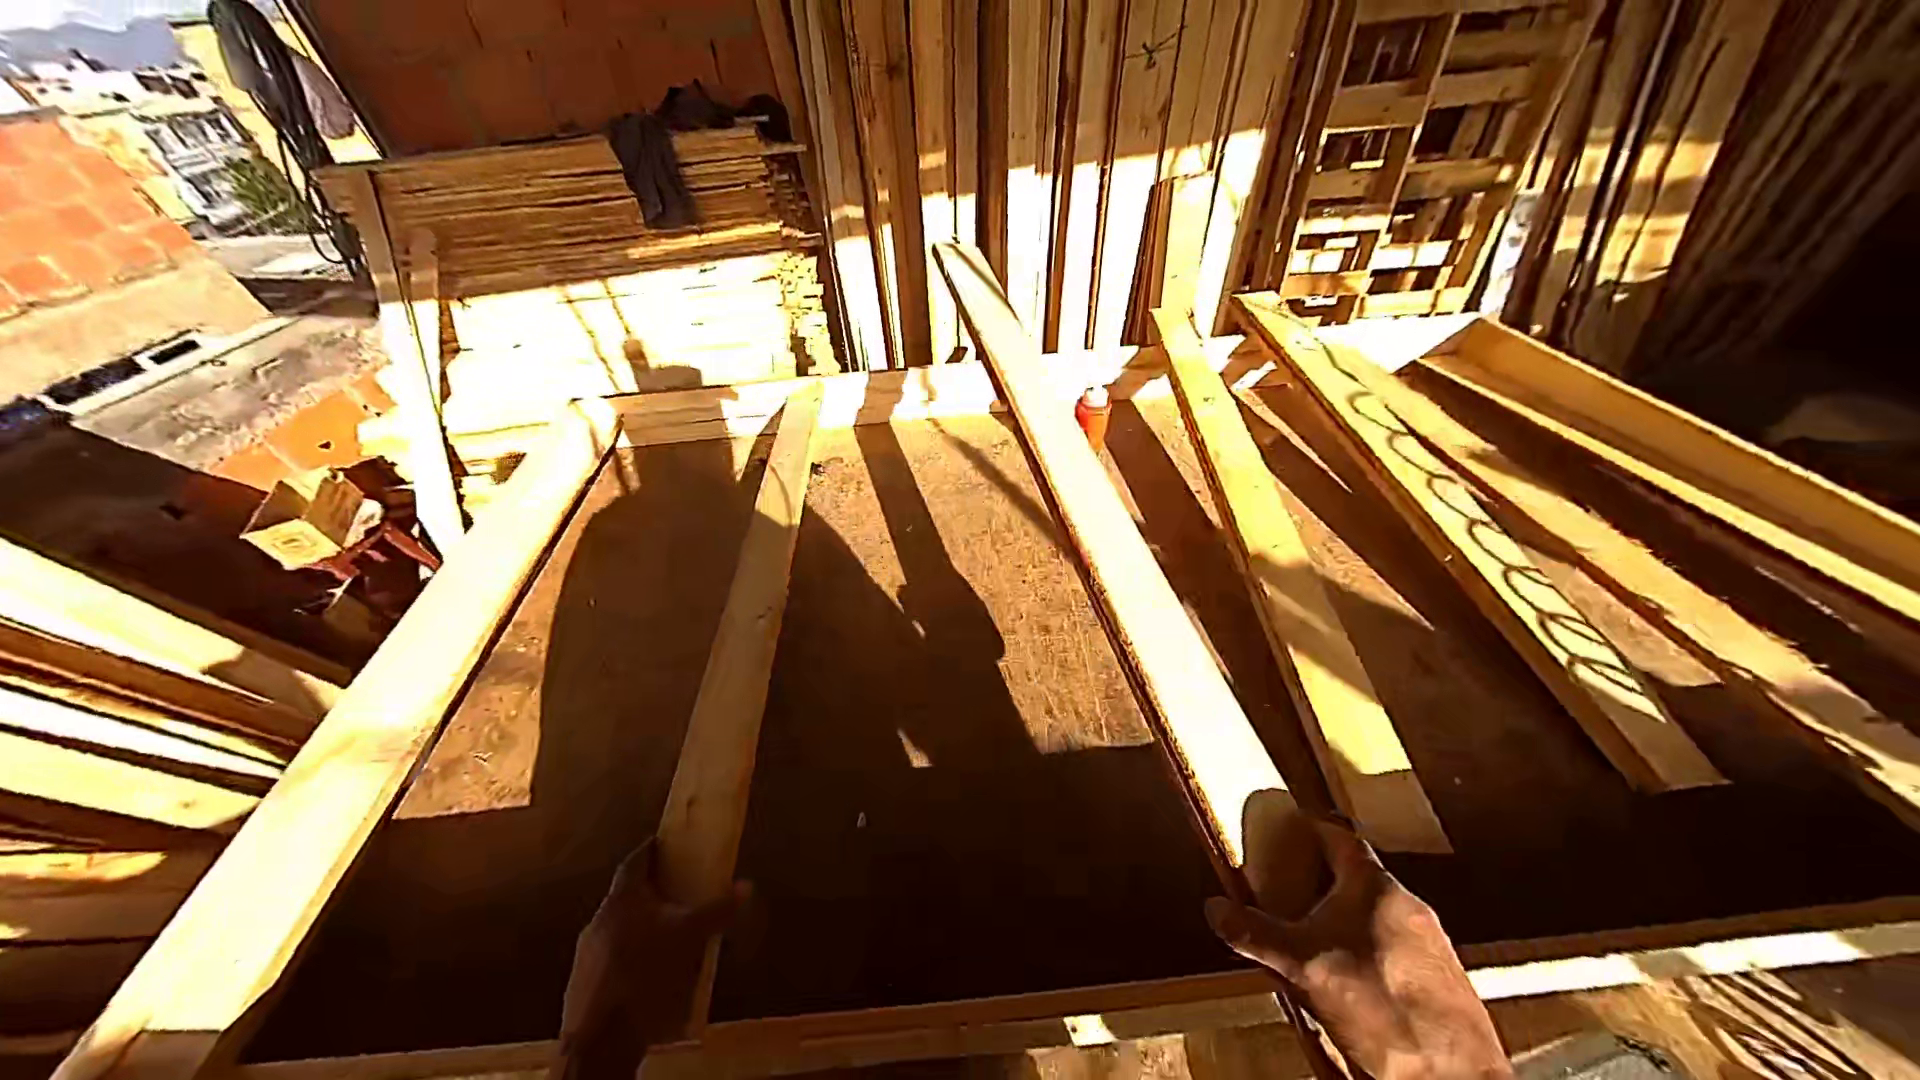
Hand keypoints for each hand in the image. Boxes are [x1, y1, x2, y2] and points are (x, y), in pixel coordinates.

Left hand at [553, 838, 748, 1079]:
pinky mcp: (580, 987)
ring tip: (667, 935)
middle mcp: (598, 921)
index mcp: (622, 900)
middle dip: (650, 893)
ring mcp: (585, 956)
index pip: (635, 861)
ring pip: (617, 929)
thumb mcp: (692, 937)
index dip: (650, 850)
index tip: (664, 843)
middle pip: (625, 896)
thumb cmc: (647, 974)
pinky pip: (609, 960)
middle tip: (675, 891)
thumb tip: (747, 886)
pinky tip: (648, 973)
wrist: (601, 1041)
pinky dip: (630, 957)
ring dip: (639, 927)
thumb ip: (719, 910)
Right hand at [1205, 817, 1511, 1079]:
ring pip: (1377, 913)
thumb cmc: (1380, 1010)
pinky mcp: (1445, 982)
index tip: (1290, 828)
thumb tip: (1214, 909)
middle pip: (1357, 875)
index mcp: (1375, 886)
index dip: (1312, 827)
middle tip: (1289, 890)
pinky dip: (1368, 951)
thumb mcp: (1301, 967)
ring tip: (1314, 941)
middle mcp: (1409, 905)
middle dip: (1322, 880)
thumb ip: (1253, 934)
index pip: (1340, 835)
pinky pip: (1397, 948)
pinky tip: (1350, 983)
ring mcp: (1434, 944)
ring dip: (1345, 919)